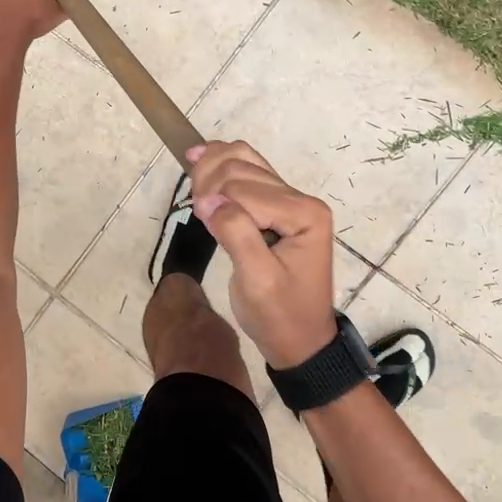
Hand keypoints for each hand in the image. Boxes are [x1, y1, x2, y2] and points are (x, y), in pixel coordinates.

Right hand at [189, 141, 337, 368]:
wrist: (299, 342)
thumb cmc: (280, 316)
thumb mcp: (258, 282)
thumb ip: (237, 235)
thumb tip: (209, 199)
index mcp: (305, 214)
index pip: (246, 189)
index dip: (216, 201)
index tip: (199, 221)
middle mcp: (301, 198)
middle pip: (241, 167)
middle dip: (210, 182)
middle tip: (197, 212)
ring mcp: (290, 199)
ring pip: (241, 159)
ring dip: (211, 169)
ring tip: (195, 193)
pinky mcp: (276, 204)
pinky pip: (246, 168)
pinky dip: (219, 163)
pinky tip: (197, 160)